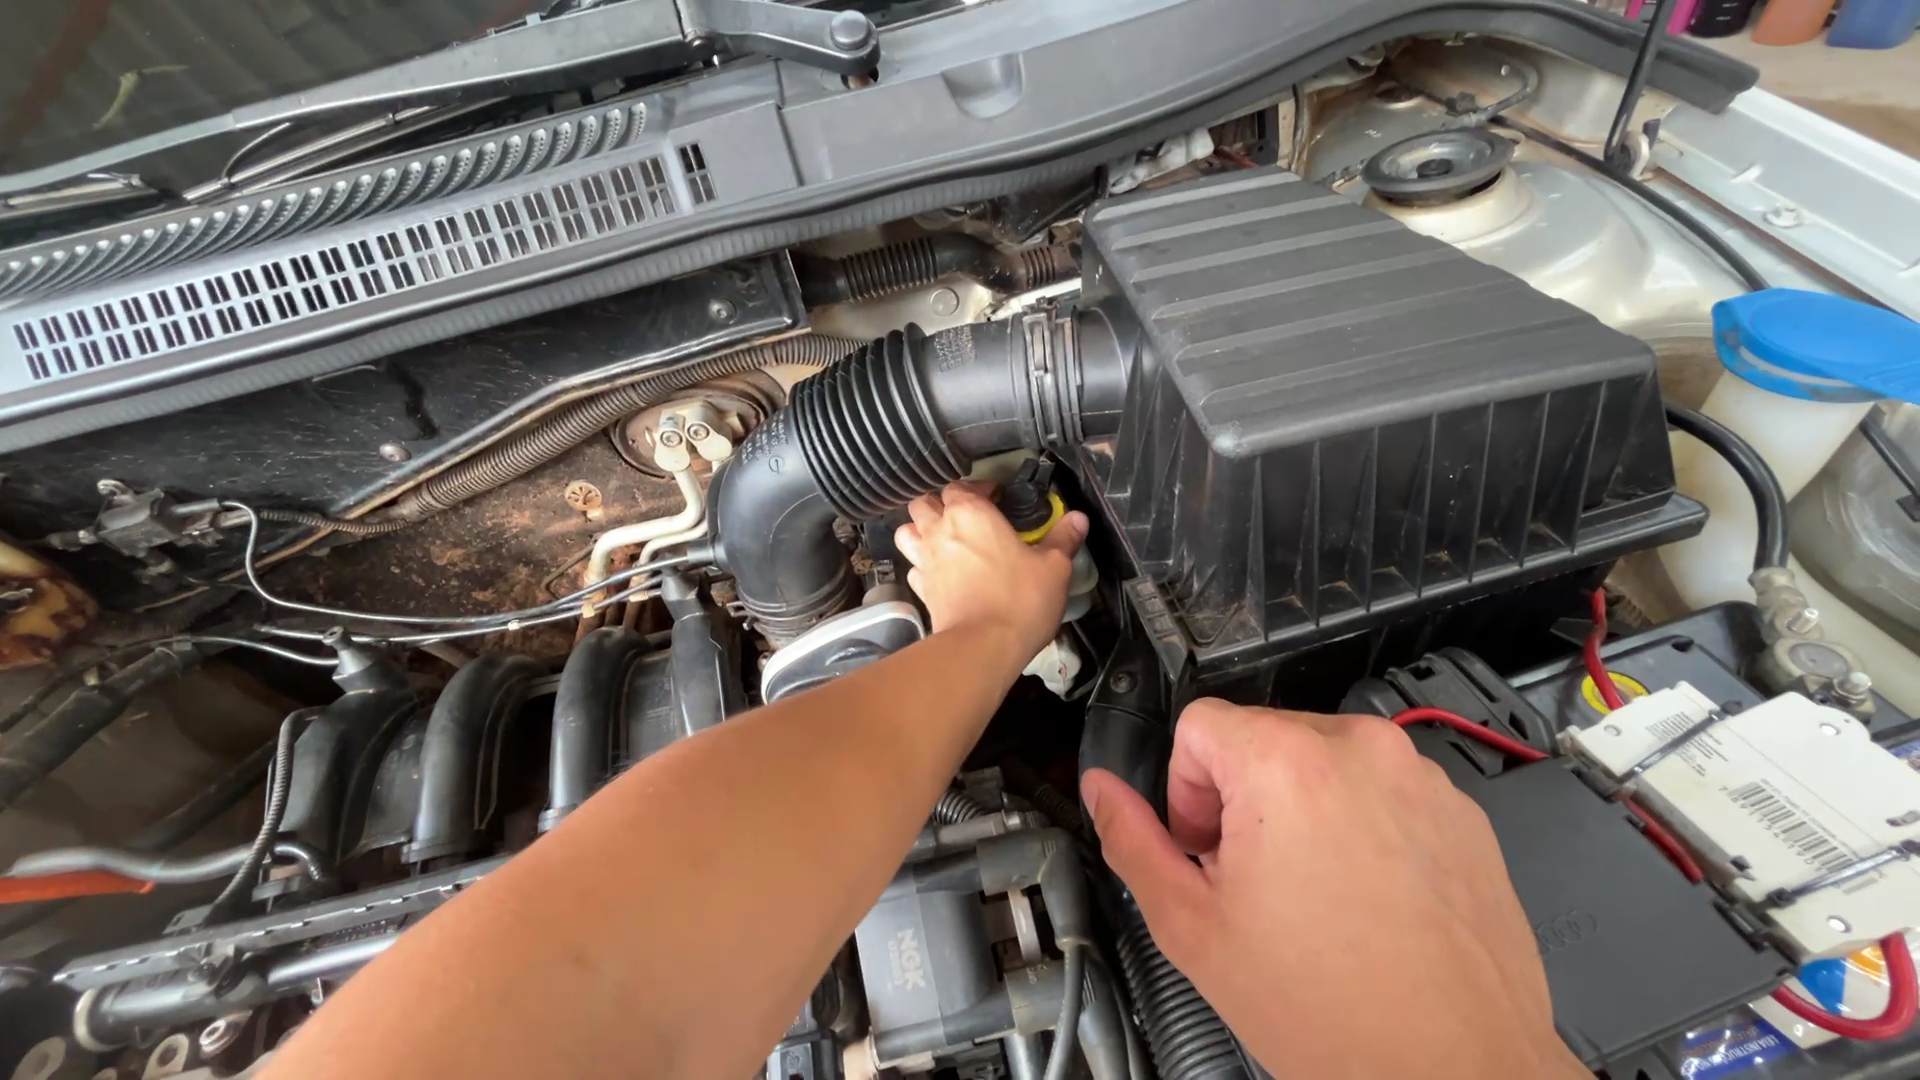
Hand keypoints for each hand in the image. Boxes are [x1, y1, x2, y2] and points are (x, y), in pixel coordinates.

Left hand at [893, 480, 1087, 664]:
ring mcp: (924, 560)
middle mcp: (940, 530)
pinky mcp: (920, 590)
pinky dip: (922, 564)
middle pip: (924, 503)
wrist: (983, 647)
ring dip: (920, 530)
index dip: (977, 489)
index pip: (961, 486)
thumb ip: (1063, 539)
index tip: (996, 498)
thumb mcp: (1054, 567)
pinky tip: (940, 573)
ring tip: (942, 539)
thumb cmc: (1020, 599)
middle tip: (965, 517)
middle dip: (941, 505)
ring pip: (907, 532)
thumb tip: (1079, 518)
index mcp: (970, 514)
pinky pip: (913, 566)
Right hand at [1081, 701, 1587, 1079]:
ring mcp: (1416, 776)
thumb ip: (1132, 839)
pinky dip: (1355, 819)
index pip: (1199, 723)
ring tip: (1308, 889)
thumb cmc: (1332, 1009)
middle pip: (1257, 736)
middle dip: (1238, 795)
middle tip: (1253, 875)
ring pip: (1316, 757)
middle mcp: (1358, 751)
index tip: (1208, 843)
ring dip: (1296, 804)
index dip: (1187, 787)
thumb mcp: (1191, 925)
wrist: (1456, 1074)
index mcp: (1285, 764)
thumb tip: (1102, 792)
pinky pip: (1377, 784)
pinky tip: (1359, 892)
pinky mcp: (1459, 808)